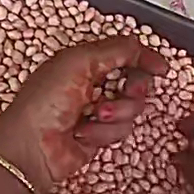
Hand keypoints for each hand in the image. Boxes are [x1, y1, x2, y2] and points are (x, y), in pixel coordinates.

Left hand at [0, 35, 168, 193]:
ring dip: (116, 113)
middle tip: (127, 93)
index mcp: (86, 61)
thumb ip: (115, 49)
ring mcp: (98, 111)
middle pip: (136, 82)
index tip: (161, 68)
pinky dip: (104, 132)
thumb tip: (140, 46)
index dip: (144, 59)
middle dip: (133, 89)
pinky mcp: (100, 135)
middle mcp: (94, 84)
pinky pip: (121, 130)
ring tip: (93, 117)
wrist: (32, 147)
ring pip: (132, 109)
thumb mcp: (79, 62)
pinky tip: (83, 134)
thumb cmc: (44, 102)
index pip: (125, 54)